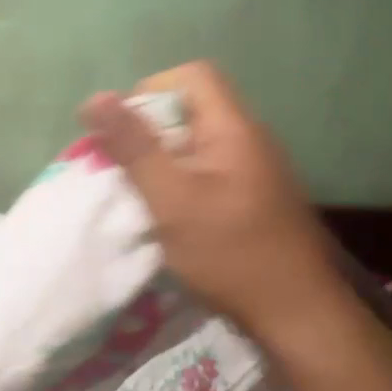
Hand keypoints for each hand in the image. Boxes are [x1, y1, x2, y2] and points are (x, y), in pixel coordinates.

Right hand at [79, 62, 347, 339]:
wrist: (297, 314)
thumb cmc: (230, 252)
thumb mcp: (171, 199)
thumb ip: (133, 148)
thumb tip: (95, 98)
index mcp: (233, 129)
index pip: (190, 76)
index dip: (148, 93)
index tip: (123, 137)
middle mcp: (249, 140)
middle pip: (190, 110)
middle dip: (147, 135)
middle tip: (124, 174)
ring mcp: (254, 171)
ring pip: (195, 146)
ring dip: (161, 165)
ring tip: (141, 200)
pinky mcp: (253, 200)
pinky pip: (207, 174)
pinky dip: (179, 188)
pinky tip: (169, 222)